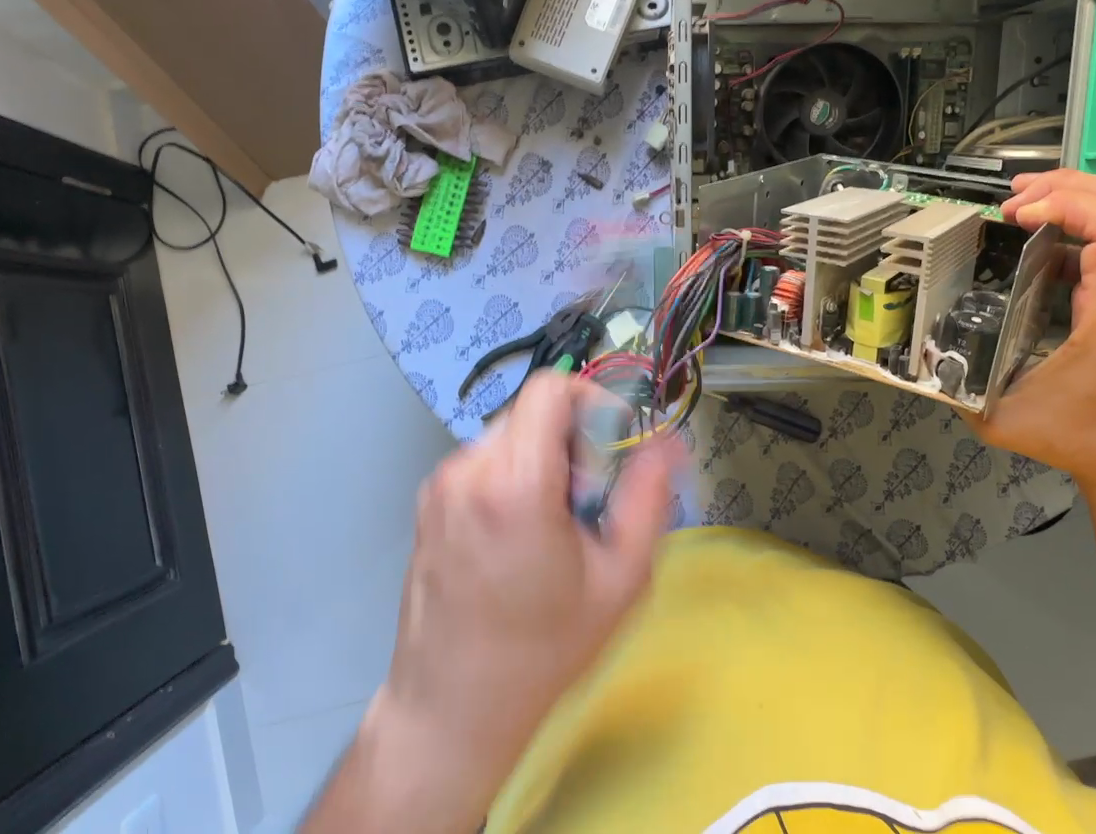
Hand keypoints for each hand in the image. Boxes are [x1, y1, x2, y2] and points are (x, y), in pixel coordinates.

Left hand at [330, 372, 678, 832]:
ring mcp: (438, 486)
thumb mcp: (620, 577)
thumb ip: (648, 496)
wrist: (453, 708)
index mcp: (514, 481)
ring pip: (508, 438)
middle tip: (588, 505)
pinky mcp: (426, 505)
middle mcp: (466, 469)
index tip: (611, 450)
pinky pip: (482, 464)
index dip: (593, 401)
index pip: (551, 387)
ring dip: (541, 463)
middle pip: (532, 414)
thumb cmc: (544, 649)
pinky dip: (511, 480)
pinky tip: (518, 541)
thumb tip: (669, 441)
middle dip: (571, 443)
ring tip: (553, 530)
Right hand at [971, 170, 1095, 499]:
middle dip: (1065, 186)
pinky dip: (1074, 226)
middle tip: (1013, 198)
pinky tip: (1036, 241)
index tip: (1018, 215)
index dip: (1066, 204)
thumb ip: (959, 391)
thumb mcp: (1006, 419)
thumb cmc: (1083, 440)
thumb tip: (921, 361)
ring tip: (1020, 207)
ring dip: (1071, 200)